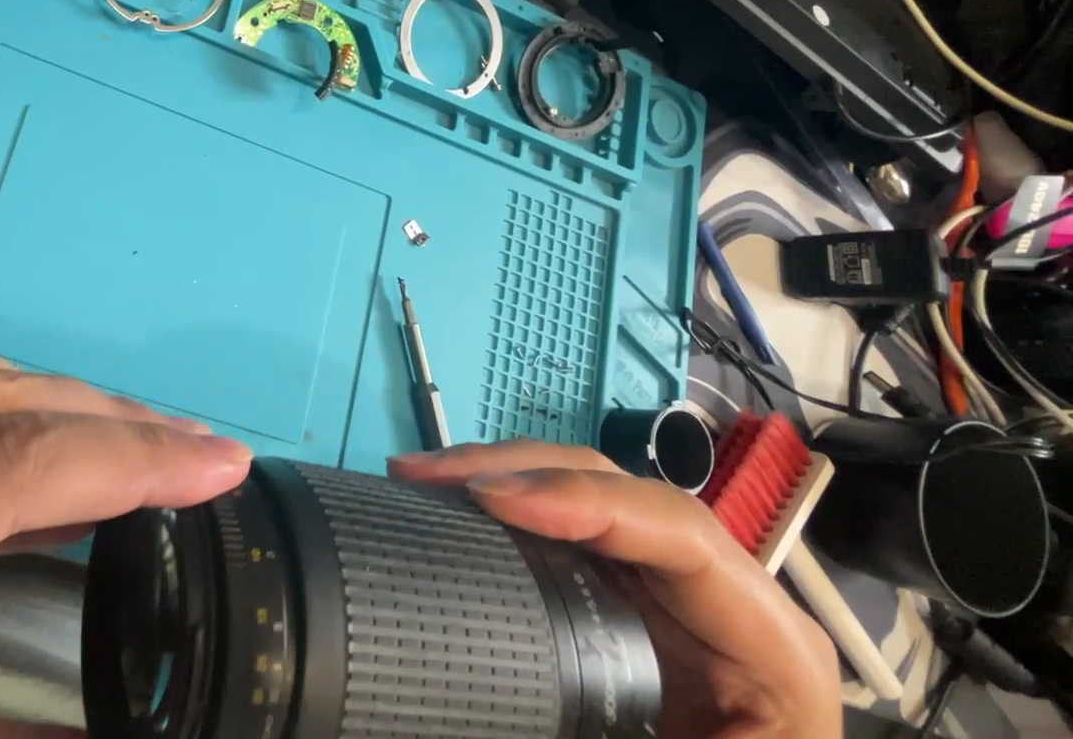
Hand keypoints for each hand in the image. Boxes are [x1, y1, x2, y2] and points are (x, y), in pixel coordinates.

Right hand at [389, 441, 839, 738]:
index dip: (584, 501)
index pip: (678, 531)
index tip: (487, 499)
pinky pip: (554, 520)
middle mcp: (710, 587)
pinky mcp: (613, 583)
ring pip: (576, 488)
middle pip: (614, 488)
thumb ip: (622, 733)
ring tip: (419, 474)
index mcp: (761, 637)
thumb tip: (514, 683)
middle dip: (515, 468)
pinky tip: (446, 494)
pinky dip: (496, 497)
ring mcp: (657, 578)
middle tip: (425, 475)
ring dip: (493, 470)